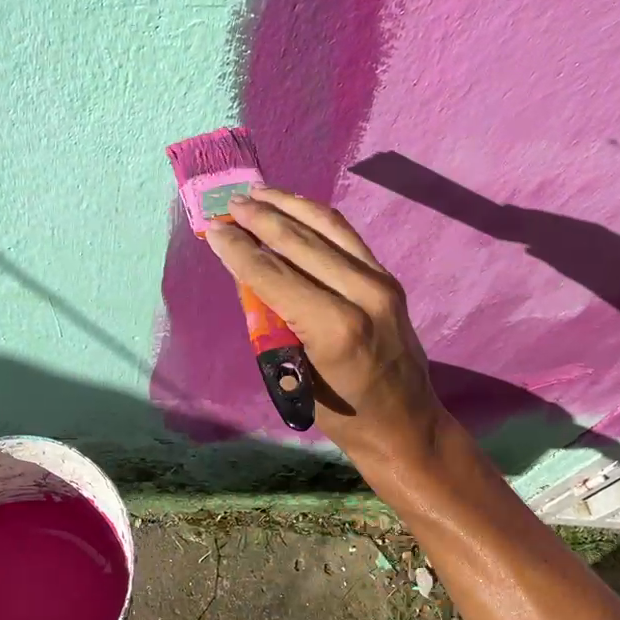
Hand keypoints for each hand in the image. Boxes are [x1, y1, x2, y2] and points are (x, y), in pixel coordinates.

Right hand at [204, 186, 446, 466]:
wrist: (407, 425)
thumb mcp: (294, 375)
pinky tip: (293, 207)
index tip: (212, 228)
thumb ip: (273, 321)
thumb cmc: (343, 415)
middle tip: (229, 203)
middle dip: (260, 218)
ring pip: (327, 226)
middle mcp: (362, 295)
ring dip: (288, 205)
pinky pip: (345, 235)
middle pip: (300, 242)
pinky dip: (315, 215)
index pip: (274, 275)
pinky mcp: (388, 277)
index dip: (239, 249)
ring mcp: (380, 281)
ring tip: (257, 193)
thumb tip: (249, 274)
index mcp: (335, 328)